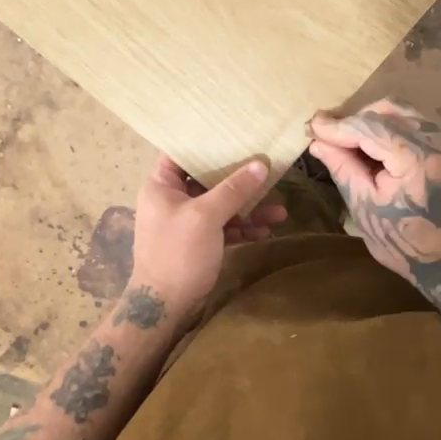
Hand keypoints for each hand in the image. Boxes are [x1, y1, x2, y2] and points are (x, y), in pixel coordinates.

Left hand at [130, 155, 285, 310]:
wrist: (165, 306)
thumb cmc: (177, 254)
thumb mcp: (206, 217)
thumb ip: (233, 189)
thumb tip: (261, 164)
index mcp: (161, 185)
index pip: (182, 152)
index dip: (207, 142)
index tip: (236, 133)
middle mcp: (171, 199)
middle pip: (208, 178)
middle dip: (239, 178)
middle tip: (268, 168)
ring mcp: (186, 222)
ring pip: (221, 205)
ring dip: (248, 207)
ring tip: (280, 211)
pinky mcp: (198, 242)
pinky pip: (224, 227)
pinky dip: (242, 227)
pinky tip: (266, 231)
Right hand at [307, 99, 440, 293]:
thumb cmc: (405, 244)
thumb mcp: (365, 208)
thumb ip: (343, 168)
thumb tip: (318, 142)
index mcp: (417, 159)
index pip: (369, 127)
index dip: (338, 126)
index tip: (312, 126)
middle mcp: (439, 140)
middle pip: (387, 111)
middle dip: (354, 119)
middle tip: (327, 134)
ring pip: (404, 113)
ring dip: (373, 121)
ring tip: (349, 140)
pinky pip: (418, 124)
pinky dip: (393, 128)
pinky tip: (375, 147)